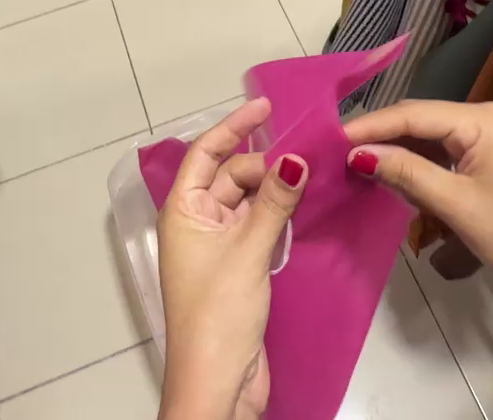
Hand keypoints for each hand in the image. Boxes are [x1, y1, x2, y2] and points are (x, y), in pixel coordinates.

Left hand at [158, 99, 306, 419]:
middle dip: (263, 164)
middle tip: (304, 156)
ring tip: (309, 173)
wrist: (219, 386)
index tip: (266, 106)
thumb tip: (296, 157)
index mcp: (183, 210)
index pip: (206, 153)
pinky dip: (277, 214)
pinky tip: (301, 206)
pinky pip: (258, 226)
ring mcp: (218, 245)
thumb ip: (274, 202)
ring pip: (248, 201)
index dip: (234, 127)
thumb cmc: (219, 312)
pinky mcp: (238, 267)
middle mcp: (197, 221)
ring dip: (274, 189)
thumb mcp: (248, 251)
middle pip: (231, 175)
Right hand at [342, 101, 492, 314]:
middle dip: (380, 137)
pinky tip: (394, 177)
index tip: (329, 139)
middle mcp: (486, 117)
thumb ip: (406, 173)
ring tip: (356, 166)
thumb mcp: (457, 206)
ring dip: (397, 152)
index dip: (369, 126)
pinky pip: (446, 153)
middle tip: (336, 154)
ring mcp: (492, 138)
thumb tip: (357, 154)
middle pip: (419, 121)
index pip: (412, 114)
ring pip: (430, 138)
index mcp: (482, 118)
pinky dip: (419, 165)